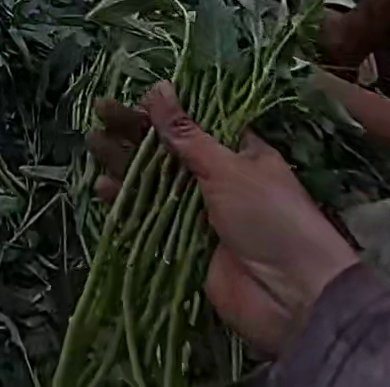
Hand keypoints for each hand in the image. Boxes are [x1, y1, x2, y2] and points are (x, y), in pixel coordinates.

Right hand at [88, 83, 360, 355]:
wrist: (296, 303)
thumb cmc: (271, 219)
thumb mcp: (228, 167)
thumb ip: (186, 133)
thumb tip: (158, 86)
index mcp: (234, 150)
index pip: (191, 120)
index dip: (161, 108)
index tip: (132, 96)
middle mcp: (213, 175)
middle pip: (165, 146)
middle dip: (133, 130)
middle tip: (101, 111)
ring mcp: (196, 209)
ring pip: (151, 178)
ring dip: (123, 161)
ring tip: (93, 142)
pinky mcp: (182, 242)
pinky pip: (147, 215)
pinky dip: (125, 201)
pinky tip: (103, 187)